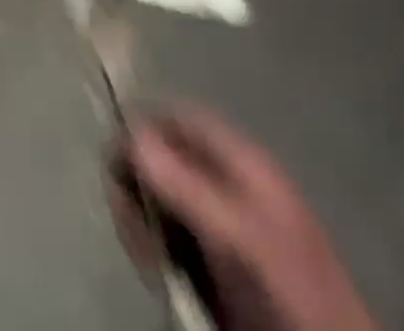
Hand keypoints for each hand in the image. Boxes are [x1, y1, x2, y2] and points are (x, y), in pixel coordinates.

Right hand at [112, 108, 380, 330]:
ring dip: (137, 217)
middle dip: (134, 184)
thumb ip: (187, 184)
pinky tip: (156, 266)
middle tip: (135, 222)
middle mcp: (225, 179)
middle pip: (157, 154)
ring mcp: (214, 214)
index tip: (118, 162)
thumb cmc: (286, 286)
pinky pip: (158, 225)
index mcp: (243, 163)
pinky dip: (147, 240)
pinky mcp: (205, 245)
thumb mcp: (239, 235)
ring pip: (151, 191)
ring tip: (149, 255)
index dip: (144, 128)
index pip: (181, 118)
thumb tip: (132, 133)